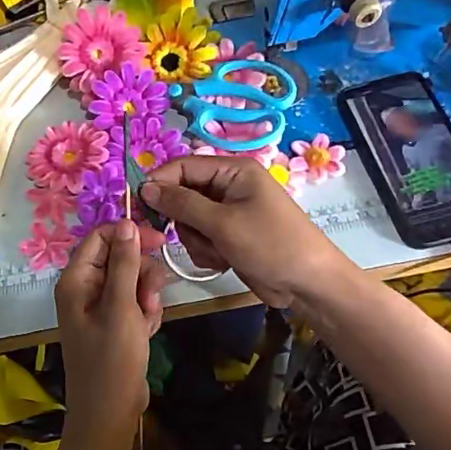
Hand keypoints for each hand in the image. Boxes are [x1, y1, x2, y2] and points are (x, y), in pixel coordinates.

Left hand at [54, 221, 165, 437]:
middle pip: (120, 257)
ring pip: (132, 279)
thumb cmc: (112, 359)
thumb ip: (125, 263)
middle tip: (151, 297)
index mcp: (76, 280)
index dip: (130, 234)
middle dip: (142, 274)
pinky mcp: (114, 323)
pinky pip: (135, 301)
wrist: (110, 412)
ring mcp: (99, 307)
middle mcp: (84, 289)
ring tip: (148, 320)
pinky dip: (146, 312)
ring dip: (147, 295)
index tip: (161, 242)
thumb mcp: (121, 307)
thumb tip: (126, 222)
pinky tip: (147, 331)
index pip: (101, 237)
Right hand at [139, 155, 354, 308]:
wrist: (308, 283)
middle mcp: (230, 186)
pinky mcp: (230, 237)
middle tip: (194, 237)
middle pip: (183, 195)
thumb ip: (182, 204)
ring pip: (189, 222)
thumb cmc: (271, 245)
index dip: (161, 184)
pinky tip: (224, 262)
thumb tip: (145, 187)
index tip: (143, 208)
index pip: (183, 166)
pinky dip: (207, 252)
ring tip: (218, 253)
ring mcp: (230, 213)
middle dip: (184, 221)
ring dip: (197, 241)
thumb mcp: (223, 223)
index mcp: (233, 170)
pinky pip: (202, 239)